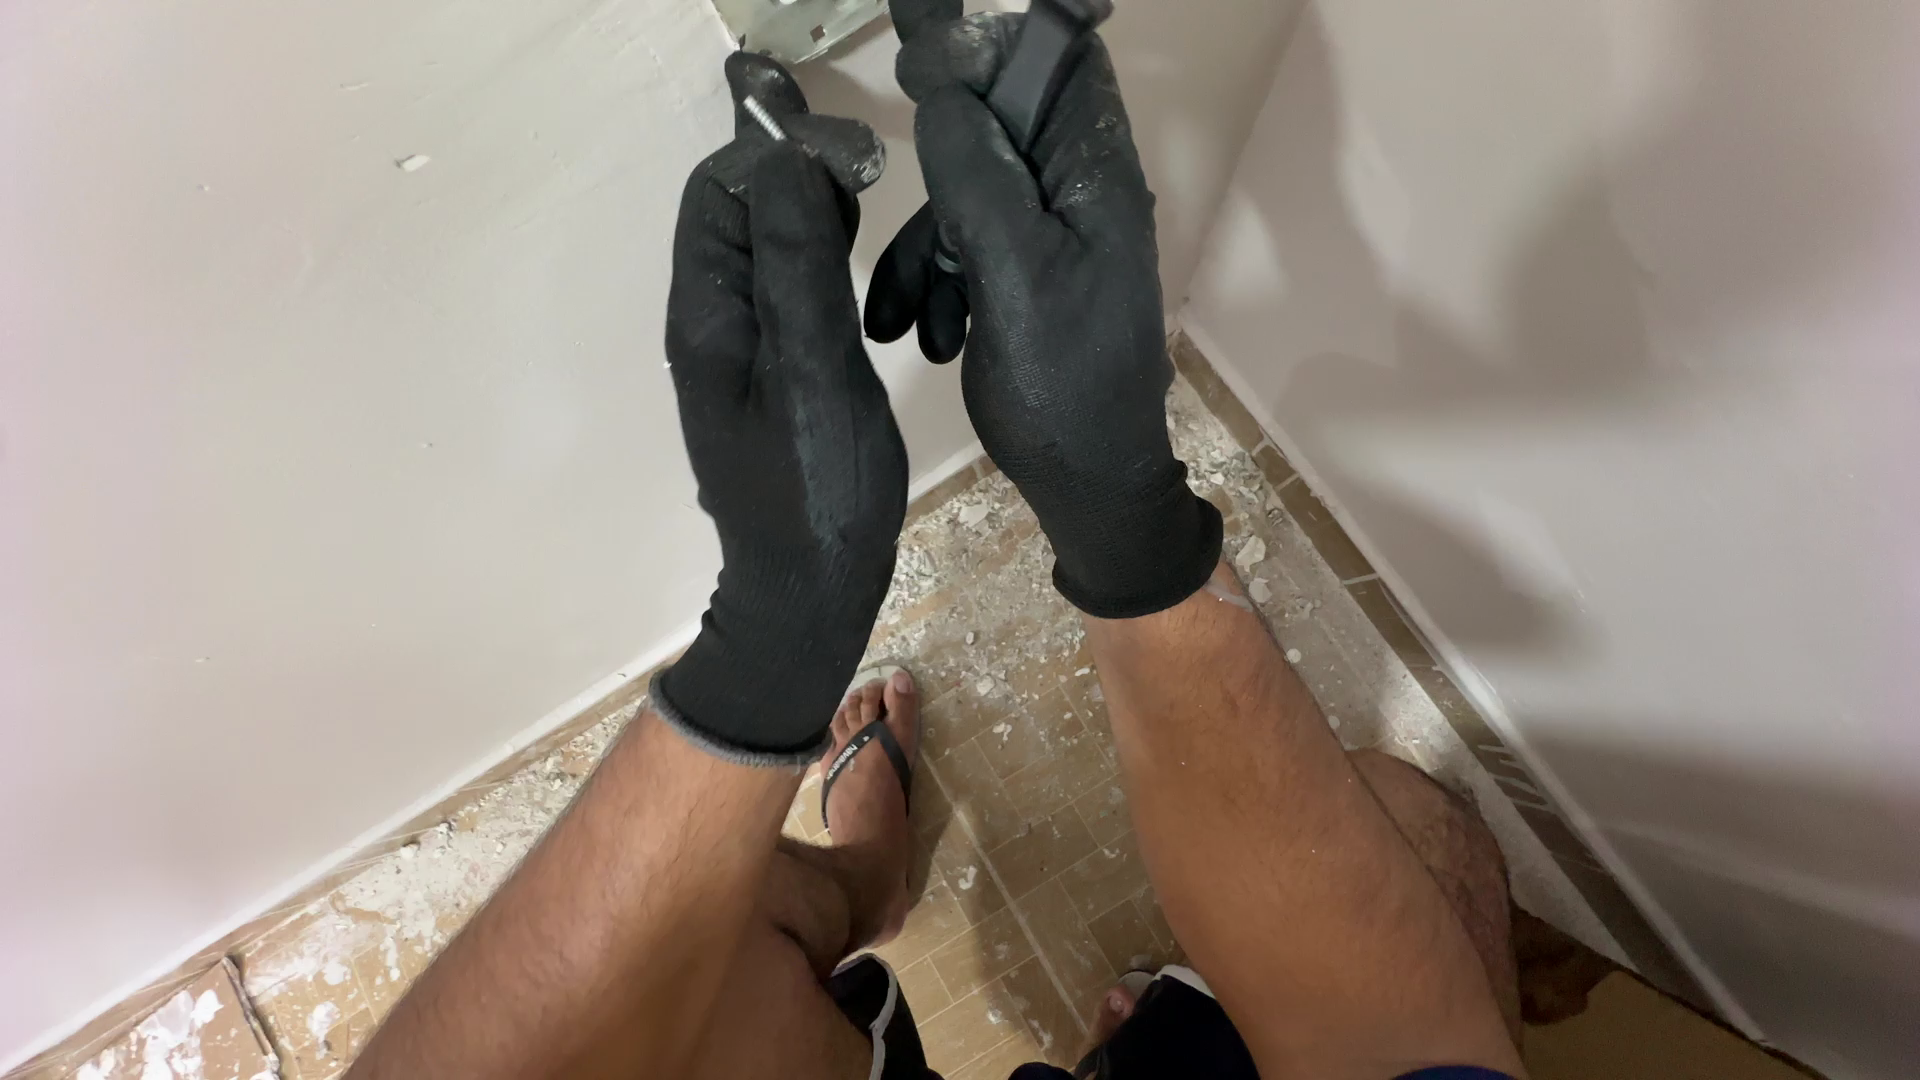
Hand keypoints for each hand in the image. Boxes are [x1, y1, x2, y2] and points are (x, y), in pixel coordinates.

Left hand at [654, 54, 906, 763]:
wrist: (810, 587)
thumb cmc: (818, 492)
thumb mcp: (813, 377)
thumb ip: (799, 271)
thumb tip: (789, 162)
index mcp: (709, 316)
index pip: (720, 192)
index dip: (781, 155)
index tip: (859, 162)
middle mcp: (714, 323)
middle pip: (738, 215)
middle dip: (796, 178)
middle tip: (868, 179)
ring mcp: (744, 353)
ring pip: (765, 252)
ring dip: (809, 217)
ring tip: (867, 211)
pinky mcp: (775, 376)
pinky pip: (786, 295)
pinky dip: (819, 264)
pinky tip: (858, 272)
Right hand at [868, 12, 1220, 617]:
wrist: (1086, 481)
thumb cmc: (1062, 388)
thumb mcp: (1018, 281)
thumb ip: (982, 182)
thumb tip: (944, 96)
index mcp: (1095, 181)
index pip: (1057, 64)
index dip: (989, 44)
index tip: (916, 50)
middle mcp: (1077, 200)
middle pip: (1000, 132)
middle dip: (941, 165)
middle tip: (884, 178)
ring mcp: (1050, 246)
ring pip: (971, 202)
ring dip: (928, 252)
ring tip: (909, 320)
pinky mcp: (1025, 286)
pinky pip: (969, 256)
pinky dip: (939, 288)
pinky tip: (928, 337)